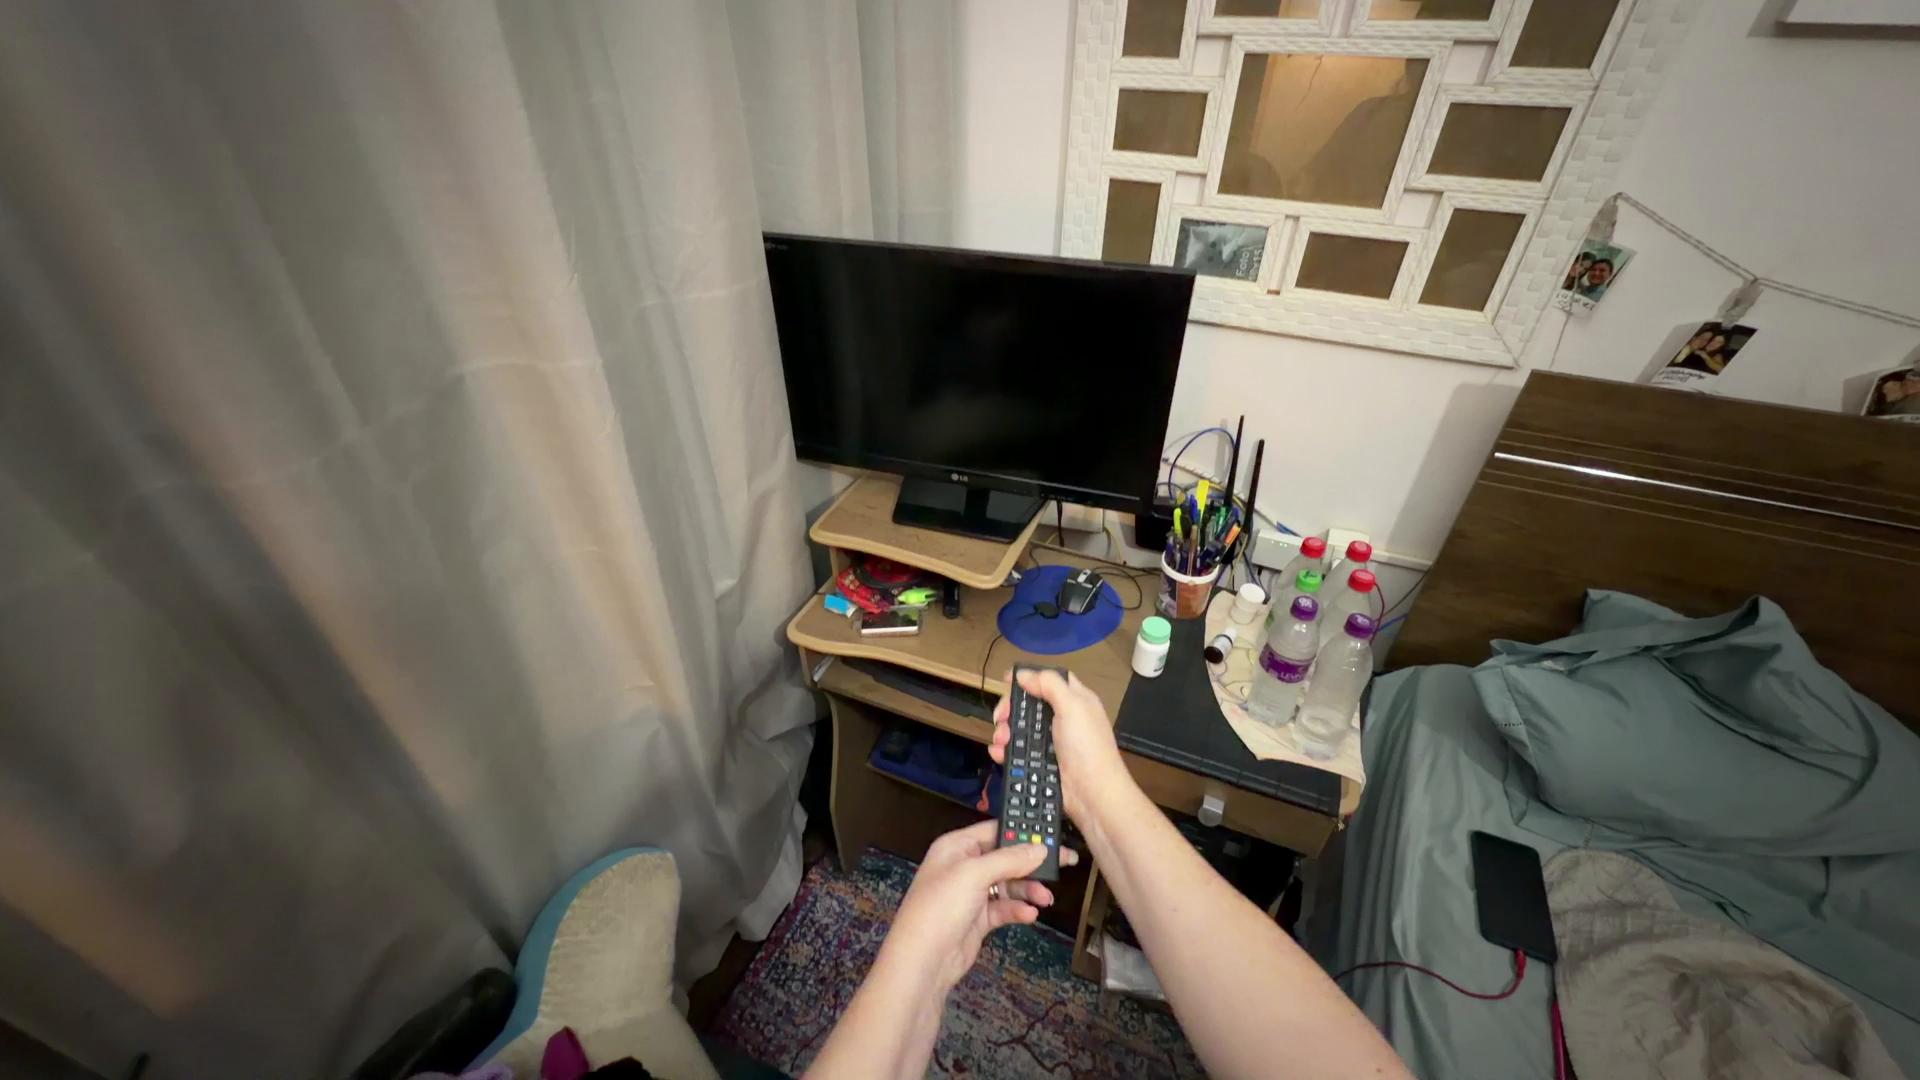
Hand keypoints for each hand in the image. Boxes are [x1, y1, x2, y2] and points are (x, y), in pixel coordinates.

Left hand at [883, 820, 1079, 990]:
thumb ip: (1009, 859)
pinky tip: (1030, 914)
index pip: (994, 830)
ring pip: (1007, 884)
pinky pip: (1003, 908)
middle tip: (1063, 864)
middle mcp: (963, 866)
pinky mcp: (977, 919)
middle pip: (1004, 858)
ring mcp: (970, 894)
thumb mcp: (974, 874)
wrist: (922, 962)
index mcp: (956, 846)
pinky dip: (1017, 909)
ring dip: (1028, 889)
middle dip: (1031, 864)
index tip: (1050, 836)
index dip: (1021, 832)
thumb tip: (1040, 848)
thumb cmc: (941, 906)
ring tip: (1046, 899)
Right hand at [990, 668, 1131, 823]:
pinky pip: (1016, 751)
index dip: (1030, 677)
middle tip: (1001, 716)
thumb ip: (1049, 685)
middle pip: (1028, 704)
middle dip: (1010, 708)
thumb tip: (1023, 674)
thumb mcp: (1073, 706)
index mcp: (1074, 700)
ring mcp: (1049, 742)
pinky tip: (998, 752)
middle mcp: (1061, 718)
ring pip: (1018, 727)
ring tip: (1001, 739)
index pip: (1050, 680)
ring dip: (1004, 730)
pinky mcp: (1039, 762)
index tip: (1007, 680)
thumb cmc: (1086, 746)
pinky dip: (1004, 750)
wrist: (1091, 794)